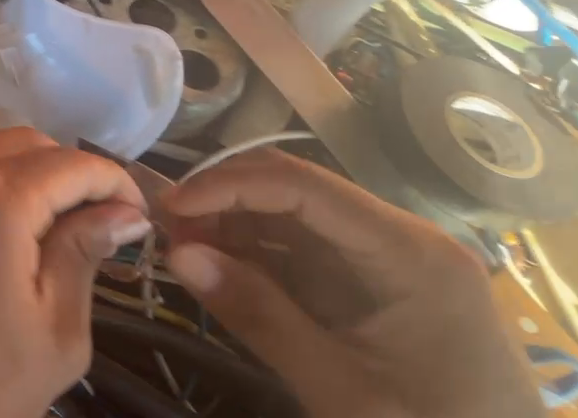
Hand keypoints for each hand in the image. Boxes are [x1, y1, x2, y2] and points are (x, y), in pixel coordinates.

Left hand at [0, 128, 149, 417]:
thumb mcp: (54, 327)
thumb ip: (85, 253)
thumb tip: (125, 213)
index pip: (71, 164)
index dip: (114, 183)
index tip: (139, 218)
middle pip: (28, 144)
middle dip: (72, 174)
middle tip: (102, 225)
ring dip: (30, 174)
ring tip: (59, 230)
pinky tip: (9, 229)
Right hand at [161, 149, 542, 417]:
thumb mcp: (345, 392)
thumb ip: (260, 317)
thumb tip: (175, 254)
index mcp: (411, 253)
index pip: (301, 184)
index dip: (226, 185)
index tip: (167, 208)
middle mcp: (402, 241)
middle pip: (294, 192)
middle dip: (223, 203)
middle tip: (165, 231)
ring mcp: (389, 263)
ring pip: (290, 218)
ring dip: (231, 227)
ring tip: (182, 252)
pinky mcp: (374, 289)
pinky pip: (301, 252)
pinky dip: (252, 256)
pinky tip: (219, 270)